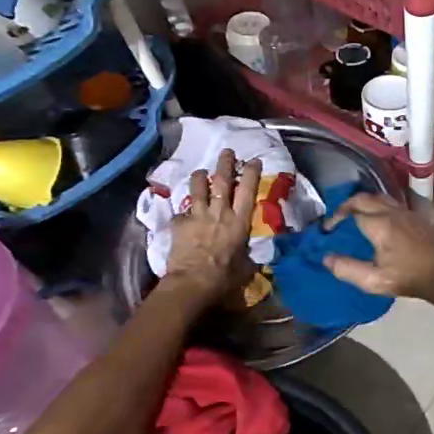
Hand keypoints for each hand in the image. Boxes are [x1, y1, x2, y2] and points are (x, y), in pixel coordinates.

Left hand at [162, 150, 261, 304]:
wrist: (192, 283)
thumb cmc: (224, 277)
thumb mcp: (246, 267)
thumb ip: (249, 256)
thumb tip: (253, 256)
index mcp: (239, 221)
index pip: (248, 190)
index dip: (251, 173)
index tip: (254, 160)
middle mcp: (219, 212)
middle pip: (222, 181)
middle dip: (225, 164)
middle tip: (227, 151)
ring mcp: (197, 216)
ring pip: (198, 188)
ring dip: (200, 177)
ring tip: (201, 171)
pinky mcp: (179, 224)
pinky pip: (181, 213)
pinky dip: (183, 211)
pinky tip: (182, 214)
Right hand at [322, 193, 433, 301]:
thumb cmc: (407, 278)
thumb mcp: (374, 280)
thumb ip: (348, 269)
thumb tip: (327, 258)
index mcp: (381, 225)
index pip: (352, 212)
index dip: (337, 218)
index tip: (328, 229)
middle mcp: (393, 212)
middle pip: (365, 198)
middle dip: (347, 205)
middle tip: (337, 218)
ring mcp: (406, 212)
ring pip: (380, 196)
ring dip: (364, 202)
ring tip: (354, 215)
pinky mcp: (415, 216)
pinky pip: (392, 201)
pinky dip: (378, 204)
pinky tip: (376, 217)